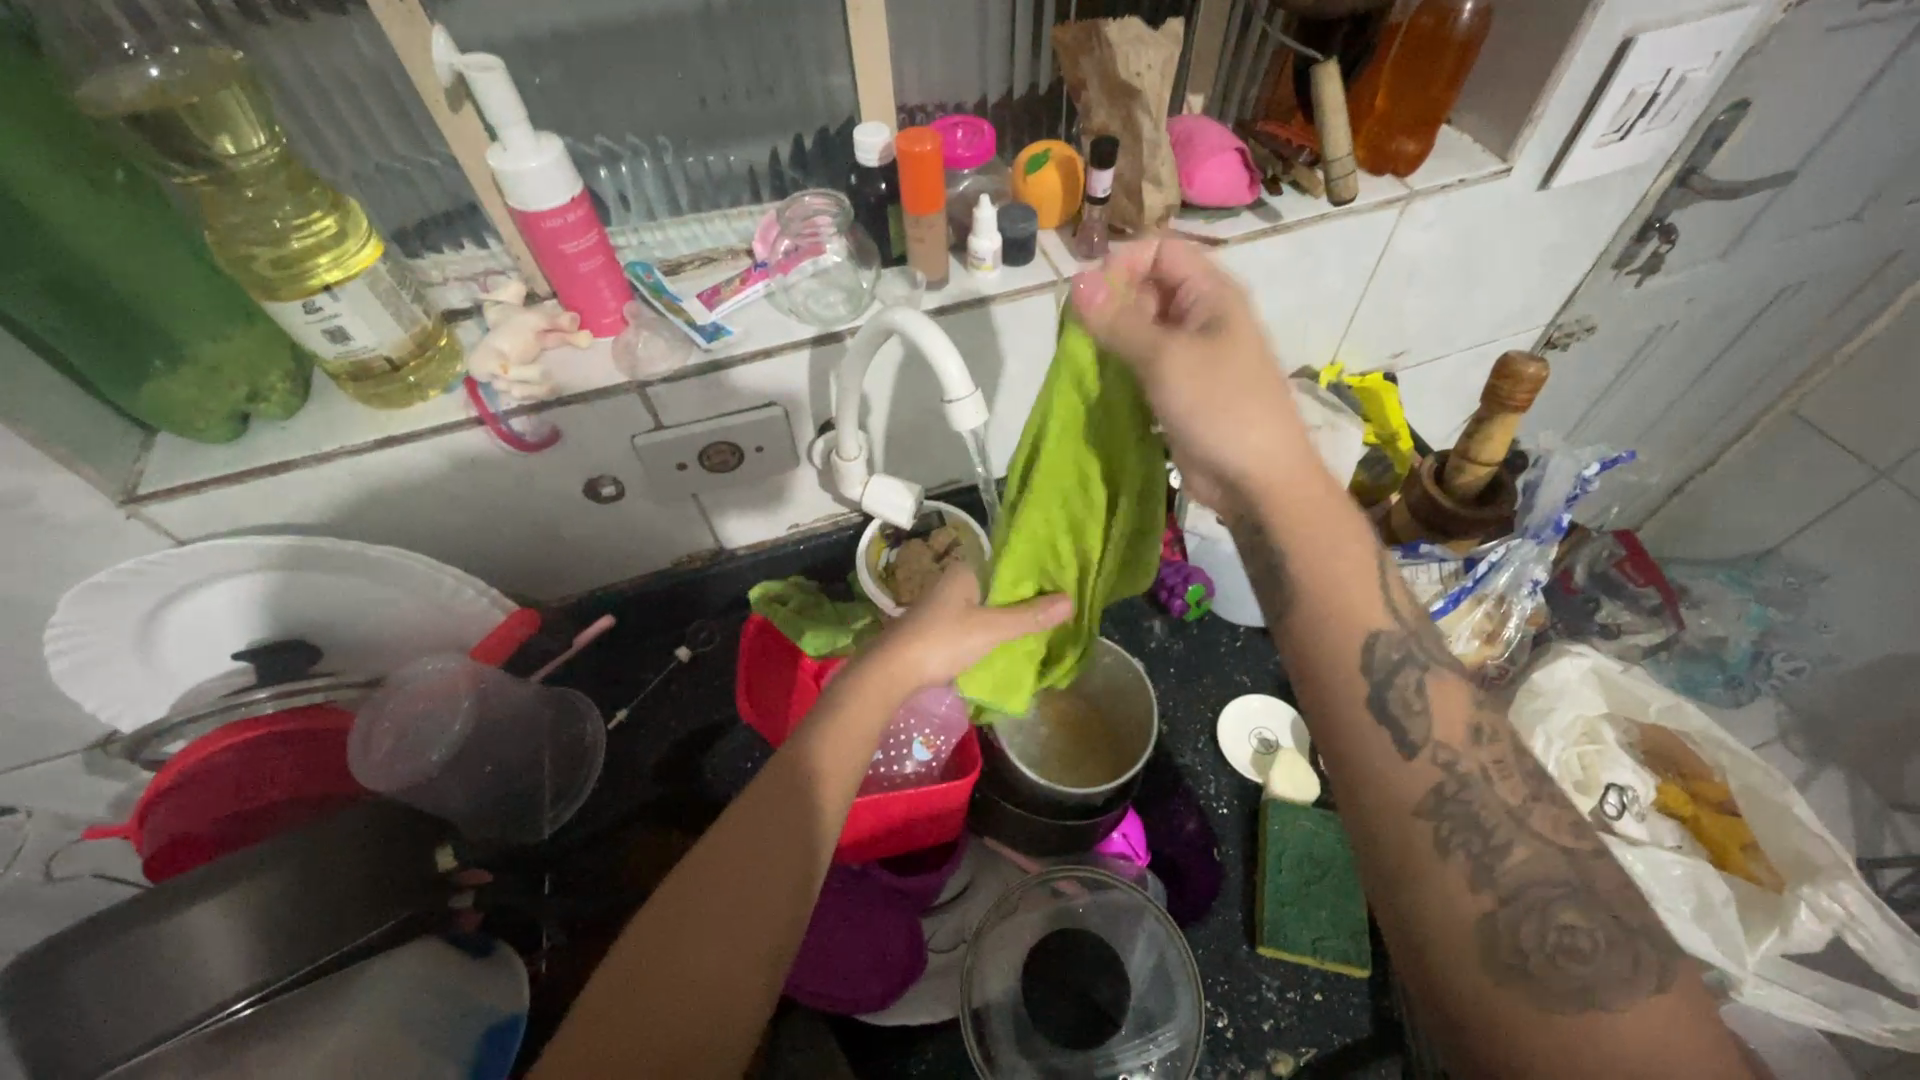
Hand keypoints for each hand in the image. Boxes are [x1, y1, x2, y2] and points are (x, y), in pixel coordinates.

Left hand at [865, 564, 1070, 690]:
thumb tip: (1070, 601)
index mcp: (966, 571)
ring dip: (1010, 617)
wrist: (891, 672)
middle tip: (1060, 609)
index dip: (1036, 573)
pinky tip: (1012, 643)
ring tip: (1044, 626)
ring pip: (987, 607)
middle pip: (999, 587)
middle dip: (1026, 598)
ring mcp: (945, 607)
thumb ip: (1029, 616)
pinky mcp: (940, 630)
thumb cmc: (941, 641)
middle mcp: (955, 583)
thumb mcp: (991, 629)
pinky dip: (994, 631)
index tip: (1063, 584)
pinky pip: (976, 624)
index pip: (1008, 563)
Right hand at [1070, 235, 1304, 512]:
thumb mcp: (1165, 358)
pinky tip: (1100, 382)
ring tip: (1085, 358)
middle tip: (1081, 335)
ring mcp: (1191, 353)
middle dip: (1111, 303)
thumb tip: (1075, 279)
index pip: (1159, 250)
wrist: (1257, 479)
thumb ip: (1117, 319)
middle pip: (1146, 286)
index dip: (1122, 264)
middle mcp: (1201, 315)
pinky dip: (1120, 367)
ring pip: (1140, 328)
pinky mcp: (1179, 388)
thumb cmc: (1219, 407)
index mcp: (1211, 293)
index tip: (1089, 297)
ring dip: (1111, 338)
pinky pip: (1142, 363)